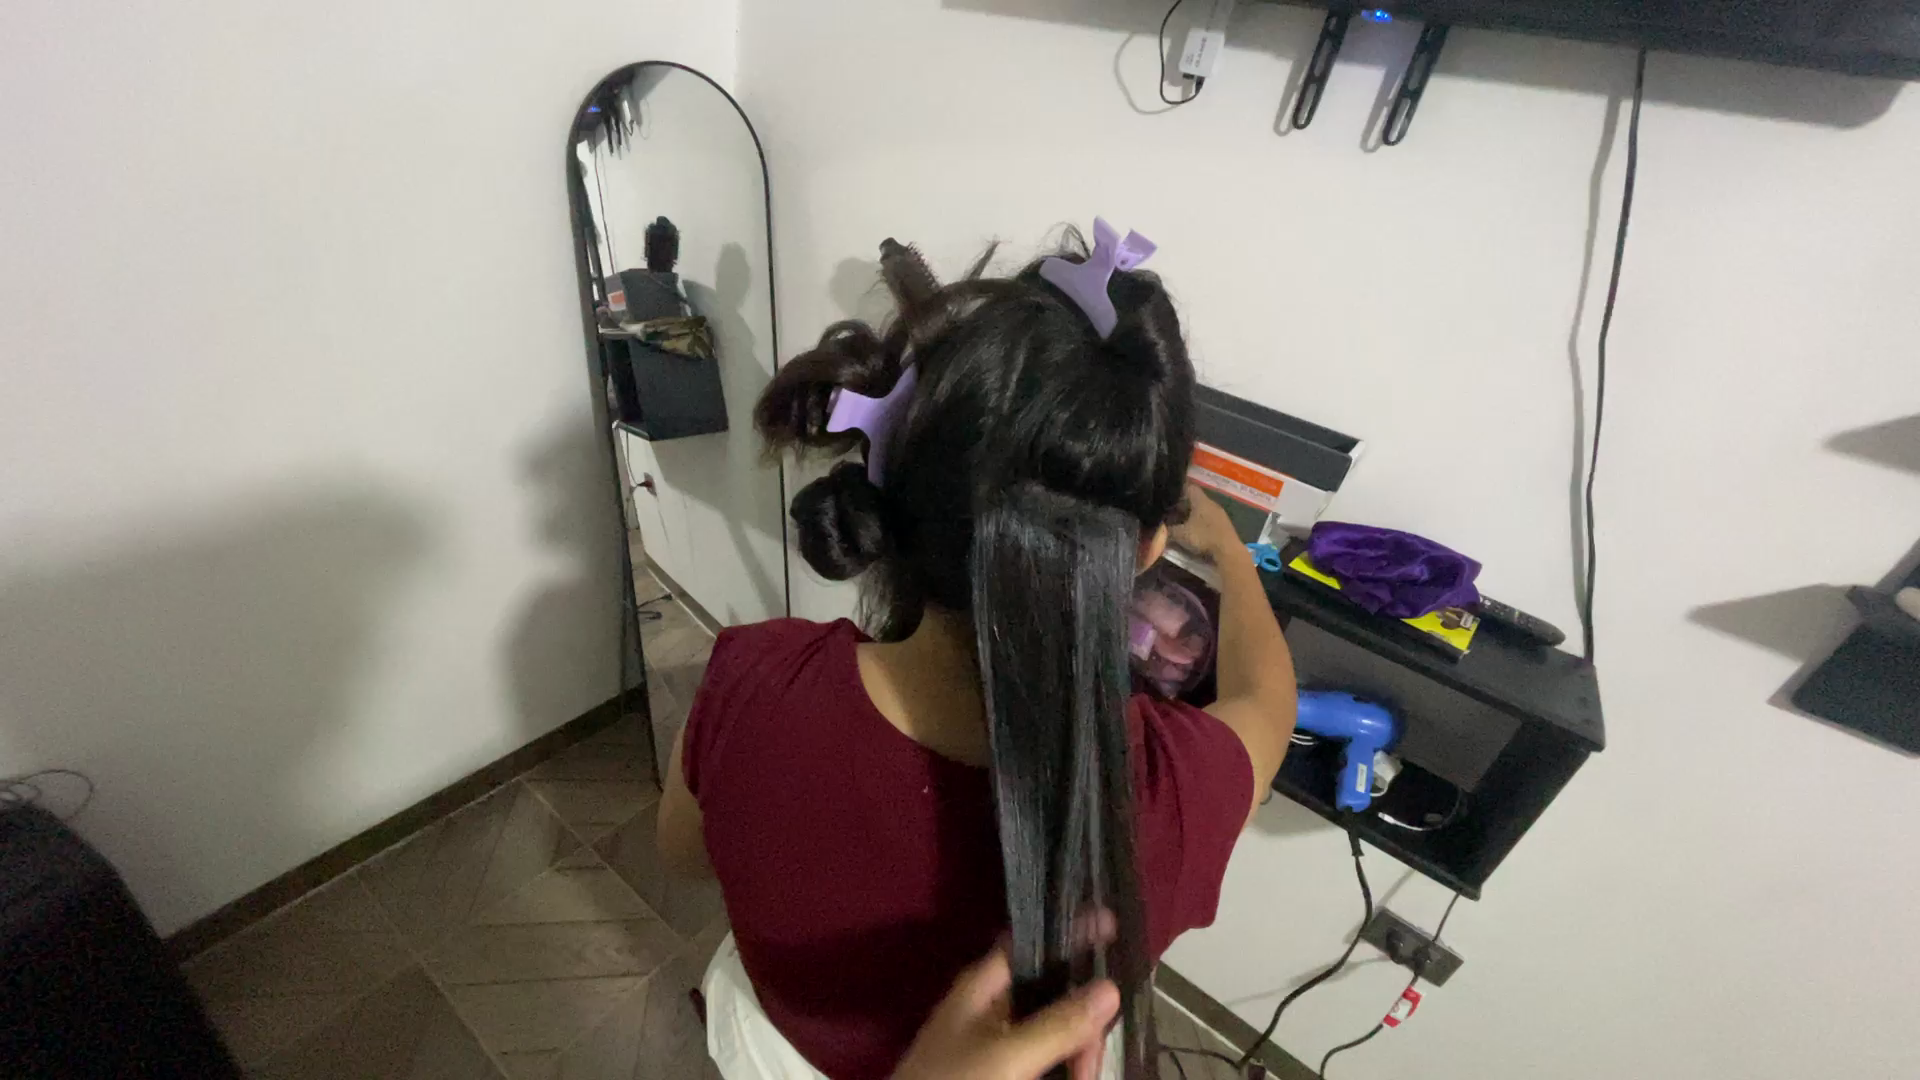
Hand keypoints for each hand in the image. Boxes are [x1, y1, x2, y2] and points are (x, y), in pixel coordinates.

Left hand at [892, 946, 1119, 1079]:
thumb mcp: (1007, 1058)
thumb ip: (1058, 1025)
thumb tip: (1111, 987)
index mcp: (986, 983)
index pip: (1035, 939)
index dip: (1071, 930)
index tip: (1113, 927)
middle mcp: (992, 1003)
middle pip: (1052, 990)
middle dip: (1081, 1021)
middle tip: (1089, 1067)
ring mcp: (995, 1041)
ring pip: (1052, 1031)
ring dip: (1075, 1053)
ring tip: (1083, 1076)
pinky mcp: (1001, 1071)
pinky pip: (1042, 1061)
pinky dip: (1062, 1069)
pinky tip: (1073, 1076)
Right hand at [1169, 482, 1242, 561]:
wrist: (1228, 552)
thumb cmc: (1203, 538)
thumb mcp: (1181, 535)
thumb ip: (1168, 530)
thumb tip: (1159, 528)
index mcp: (1201, 501)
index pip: (1190, 487)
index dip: (1178, 490)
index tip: (1168, 496)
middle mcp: (1212, 504)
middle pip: (1195, 500)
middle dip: (1182, 505)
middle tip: (1170, 512)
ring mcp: (1220, 515)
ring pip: (1202, 510)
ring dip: (1191, 515)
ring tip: (1180, 523)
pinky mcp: (1224, 525)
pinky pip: (1208, 519)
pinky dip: (1200, 523)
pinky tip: (1193, 531)